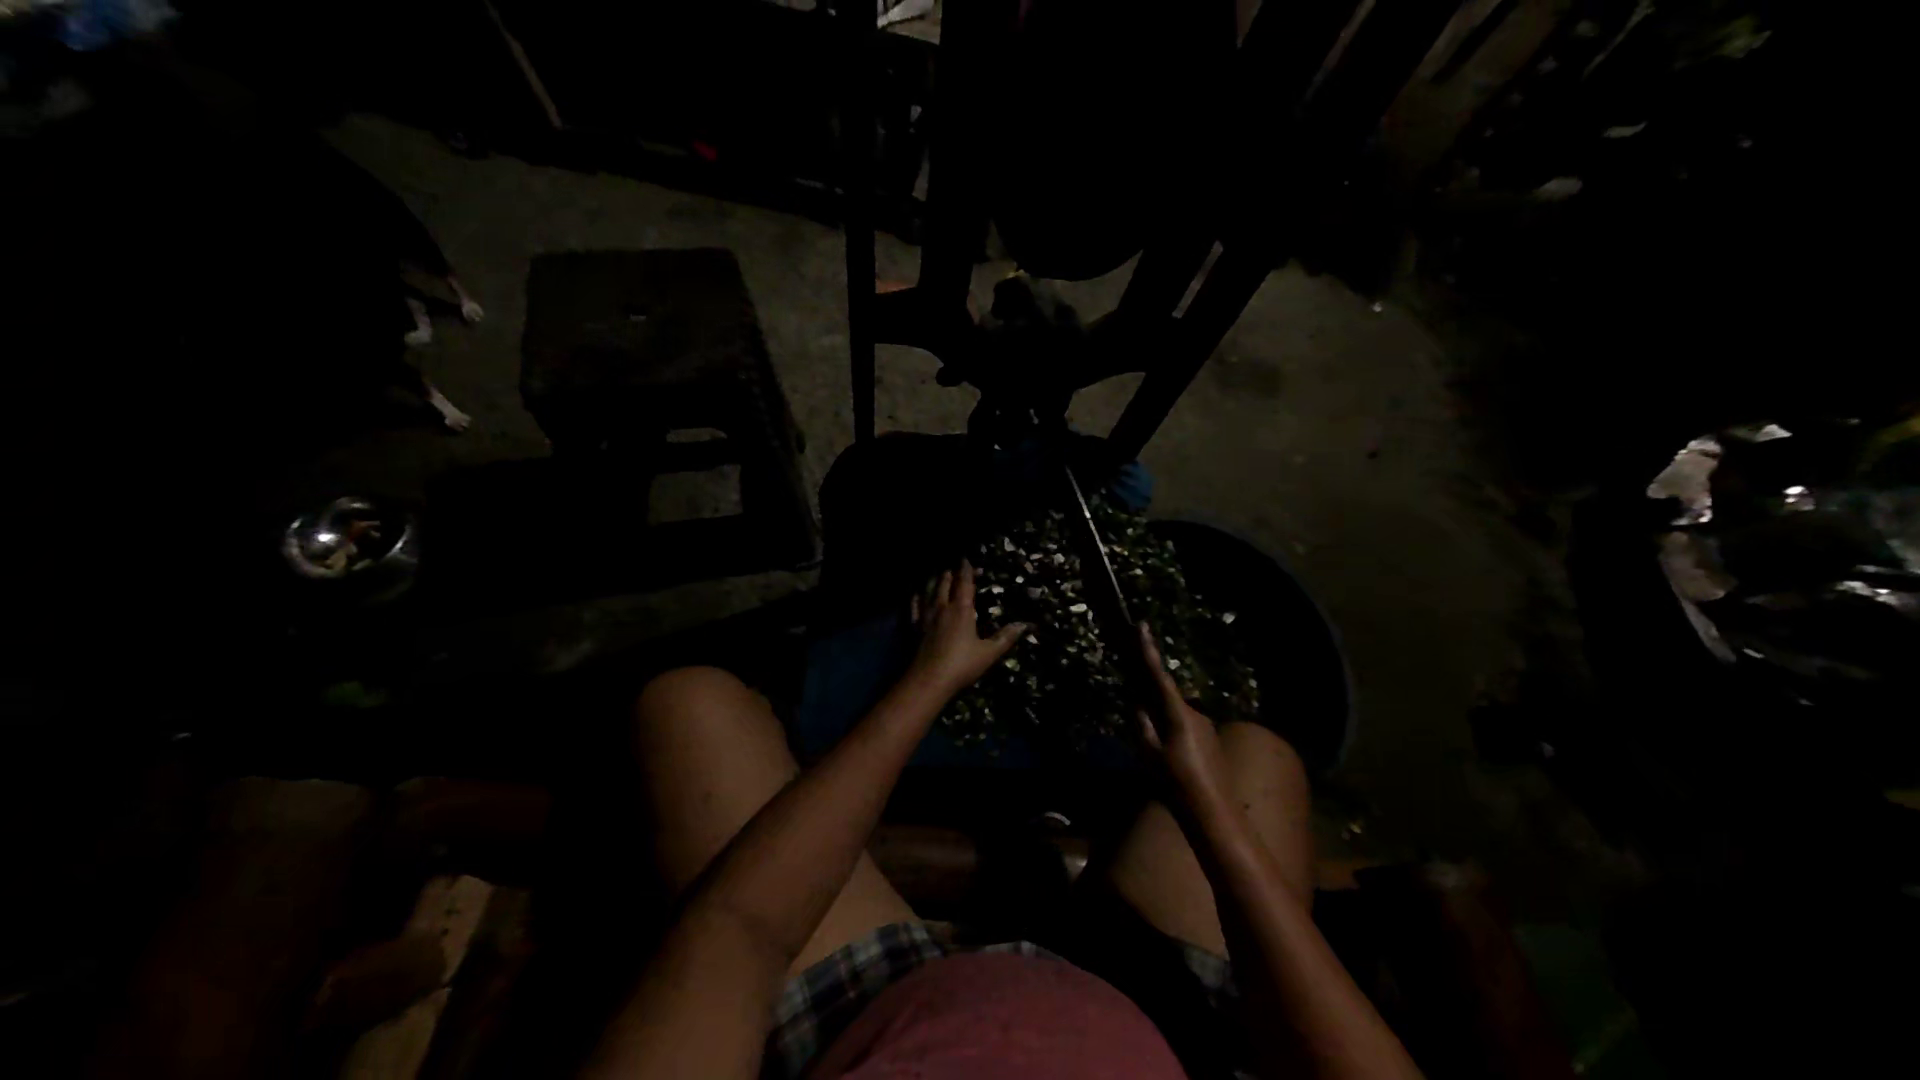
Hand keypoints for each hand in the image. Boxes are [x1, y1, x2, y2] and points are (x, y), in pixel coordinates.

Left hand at [906, 560, 1027, 698]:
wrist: (928, 680)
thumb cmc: (961, 665)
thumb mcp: (989, 653)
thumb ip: (1005, 637)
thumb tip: (1025, 624)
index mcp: (961, 610)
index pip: (964, 583)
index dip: (967, 570)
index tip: (966, 559)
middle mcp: (942, 607)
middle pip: (945, 583)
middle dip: (951, 573)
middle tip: (955, 567)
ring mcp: (926, 616)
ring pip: (929, 591)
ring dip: (935, 581)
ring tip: (939, 575)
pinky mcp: (914, 627)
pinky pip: (915, 606)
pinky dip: (917, 597)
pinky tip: (917, 595)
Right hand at [1134, 622, 1232, 811]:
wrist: (1214, 812)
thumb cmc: (1177, 783)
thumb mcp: (1149, 754)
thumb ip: (1142, 726)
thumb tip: (1137, 706)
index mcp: (1178, 713)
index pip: (1159, 675)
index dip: (1148, 650)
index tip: (1142, 626)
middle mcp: (1195, 714)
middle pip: (1166, 695)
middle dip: (1149, 690)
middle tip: (1132, 687)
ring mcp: (1205, 727)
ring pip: (1175, 713)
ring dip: (1160, 716)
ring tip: (1148, 737)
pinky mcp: (1210, 741)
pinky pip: (1184, 726)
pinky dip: (1171, 729)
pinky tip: (1165, 753)